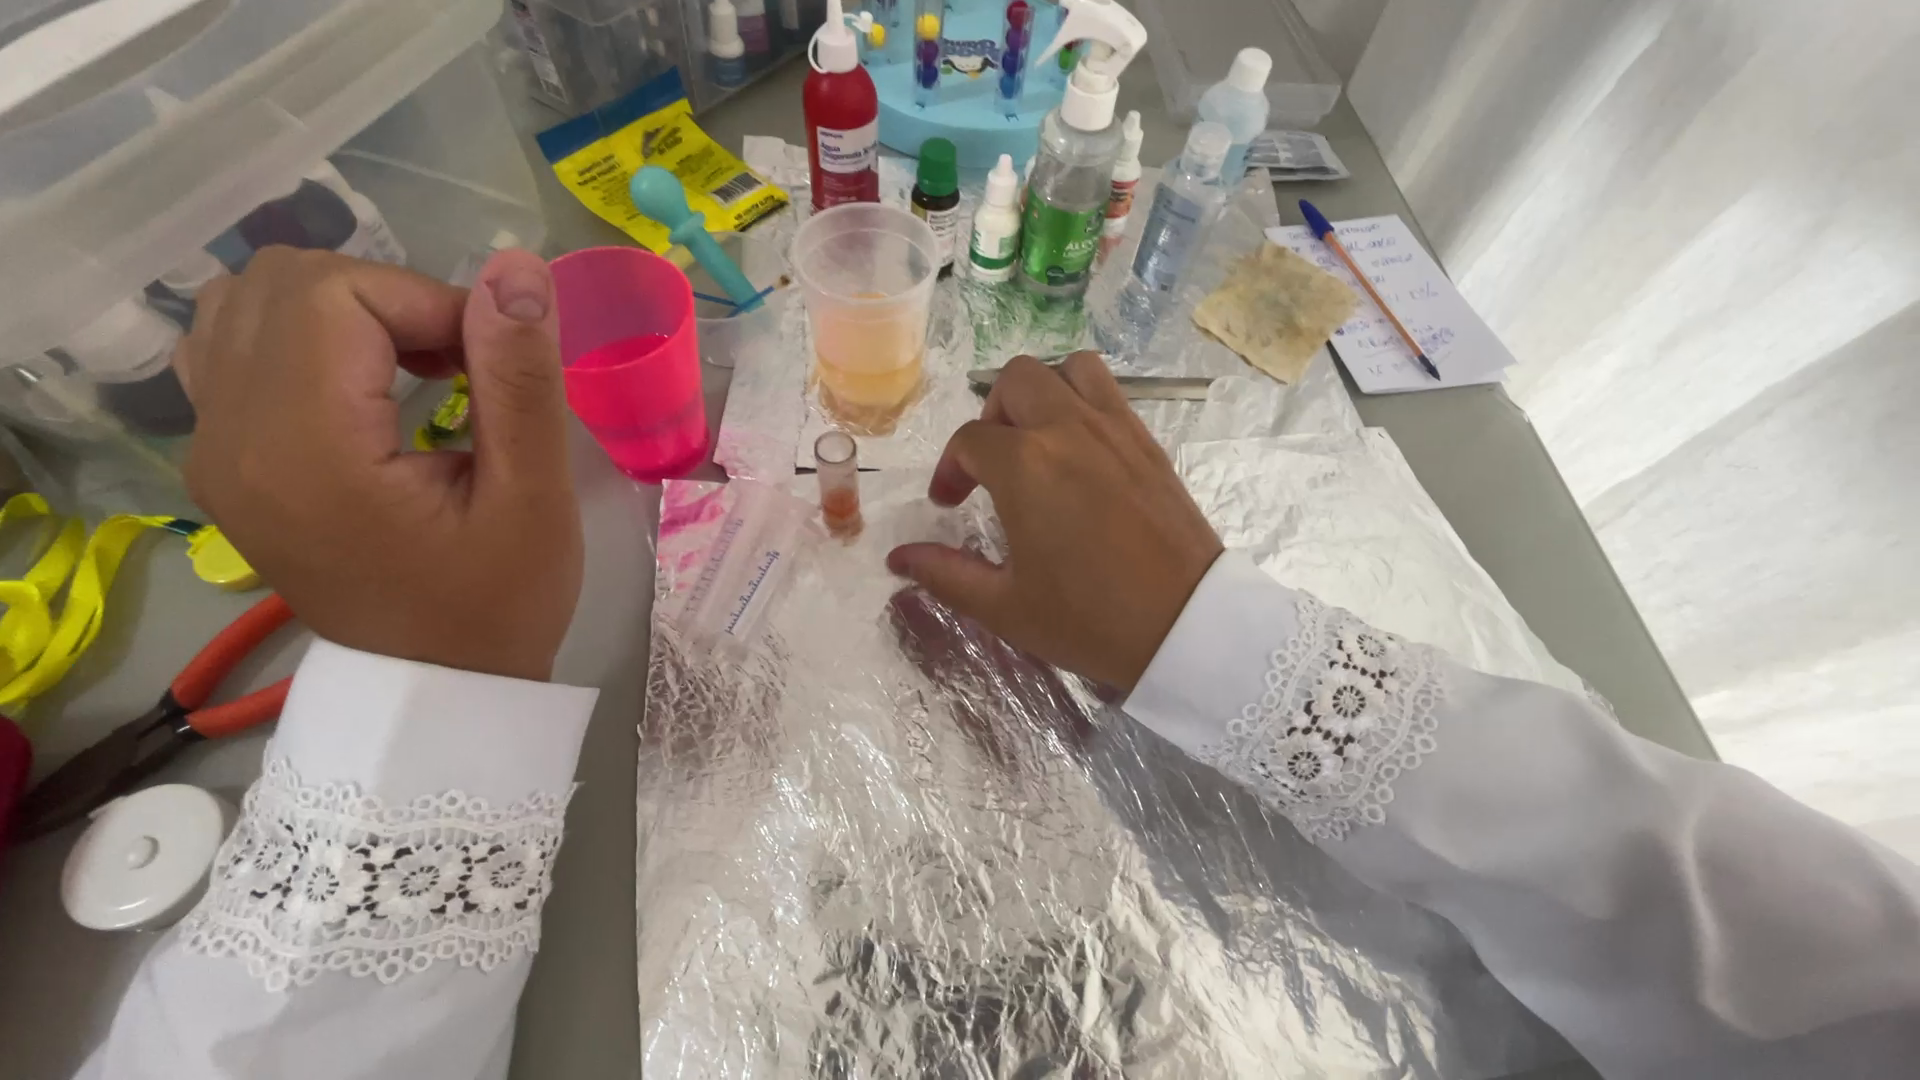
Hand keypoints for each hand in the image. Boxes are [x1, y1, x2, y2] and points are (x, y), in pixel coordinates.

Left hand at [175, 247, 581, 681]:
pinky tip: (369, 388)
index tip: (497, 363)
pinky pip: (236, 349)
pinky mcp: (225, 462)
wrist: (437, 685)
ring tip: (421, 372)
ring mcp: (214, 450)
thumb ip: (522, 379)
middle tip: (465, 366)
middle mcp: (231, 436)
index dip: (432, 301)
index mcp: (308, 447)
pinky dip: (309, 340)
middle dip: (391, 299)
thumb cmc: (501, 601)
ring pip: (248, 304)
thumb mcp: (535, 497)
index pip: (335, 293)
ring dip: (349, 313)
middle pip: (281, 282)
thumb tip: (519, 267)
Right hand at [886, 353, 1222, 690]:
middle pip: (1015, 381)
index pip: (969, 441)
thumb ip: (946, 573)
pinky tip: (1079, 449)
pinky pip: (1108, 390)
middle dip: (991, 416)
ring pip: (1067, 369)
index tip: (950, 504)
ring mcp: (1114, 427)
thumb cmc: (1089, 620)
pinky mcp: (1147, 440)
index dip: (949, 470)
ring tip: (1036, 441)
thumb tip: (899, 559)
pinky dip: (1083, 399)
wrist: (1185, 626)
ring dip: (1041, 394)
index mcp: (1024, 466)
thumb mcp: (1005, 605)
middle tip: (992, 466)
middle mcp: (1066, 429)